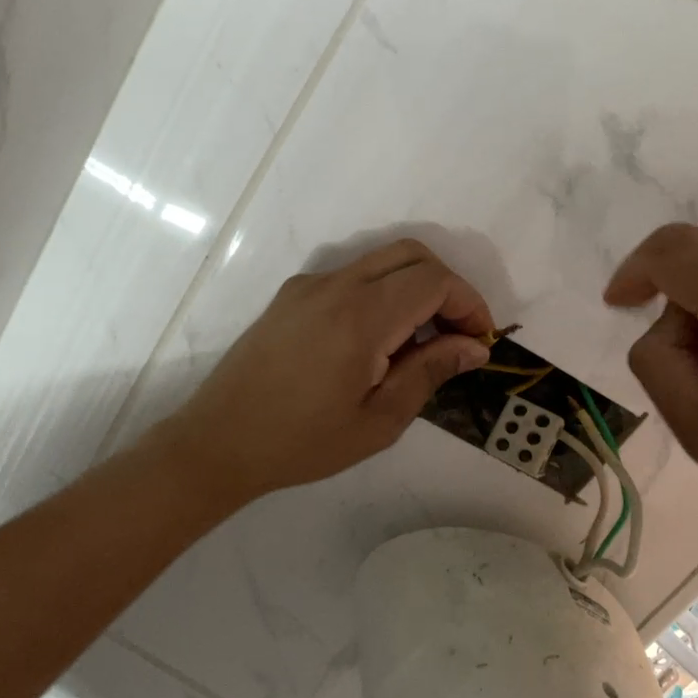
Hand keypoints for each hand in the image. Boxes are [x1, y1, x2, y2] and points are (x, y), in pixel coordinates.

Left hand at [146, 239, 495, 500]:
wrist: (219, 441)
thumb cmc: (302, 442)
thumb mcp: (378, 420)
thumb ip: (429, 372)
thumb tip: (472, 345)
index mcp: (360, 315)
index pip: (433, 279)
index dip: (468, 303)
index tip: (478, 342)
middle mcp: (334, 285)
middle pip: (409, 255)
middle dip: (445, 287)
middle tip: (456, 337)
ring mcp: (306, 286)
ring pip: (378, 262)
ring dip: (411, 288)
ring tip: (417, 345)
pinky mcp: (289, 297)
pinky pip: (348, 278)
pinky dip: (378, 294)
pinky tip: (375, 344)